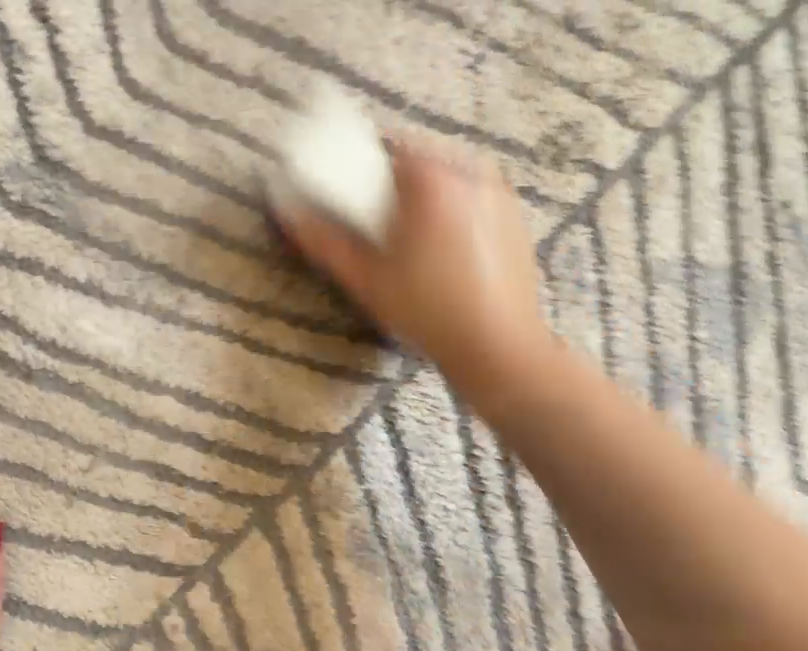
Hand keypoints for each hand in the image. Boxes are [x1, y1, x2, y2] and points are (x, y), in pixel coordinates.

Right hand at [276, 136, 554, 385]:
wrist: (496, 346)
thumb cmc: (428, 312)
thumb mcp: (367, 280)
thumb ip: (325, 242)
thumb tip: (291, 215)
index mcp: (431, 176)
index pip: (388, 147)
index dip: (366, 172)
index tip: (356, 202)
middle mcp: (471, 171)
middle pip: (420, 163)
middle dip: (398, 190)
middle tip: (382, 232)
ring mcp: (499, 193)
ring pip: (449, 183)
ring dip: (428, 204)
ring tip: (415, 250)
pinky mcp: (516, 219)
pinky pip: (475, 203)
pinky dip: (456, 218)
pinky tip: (446, 260)